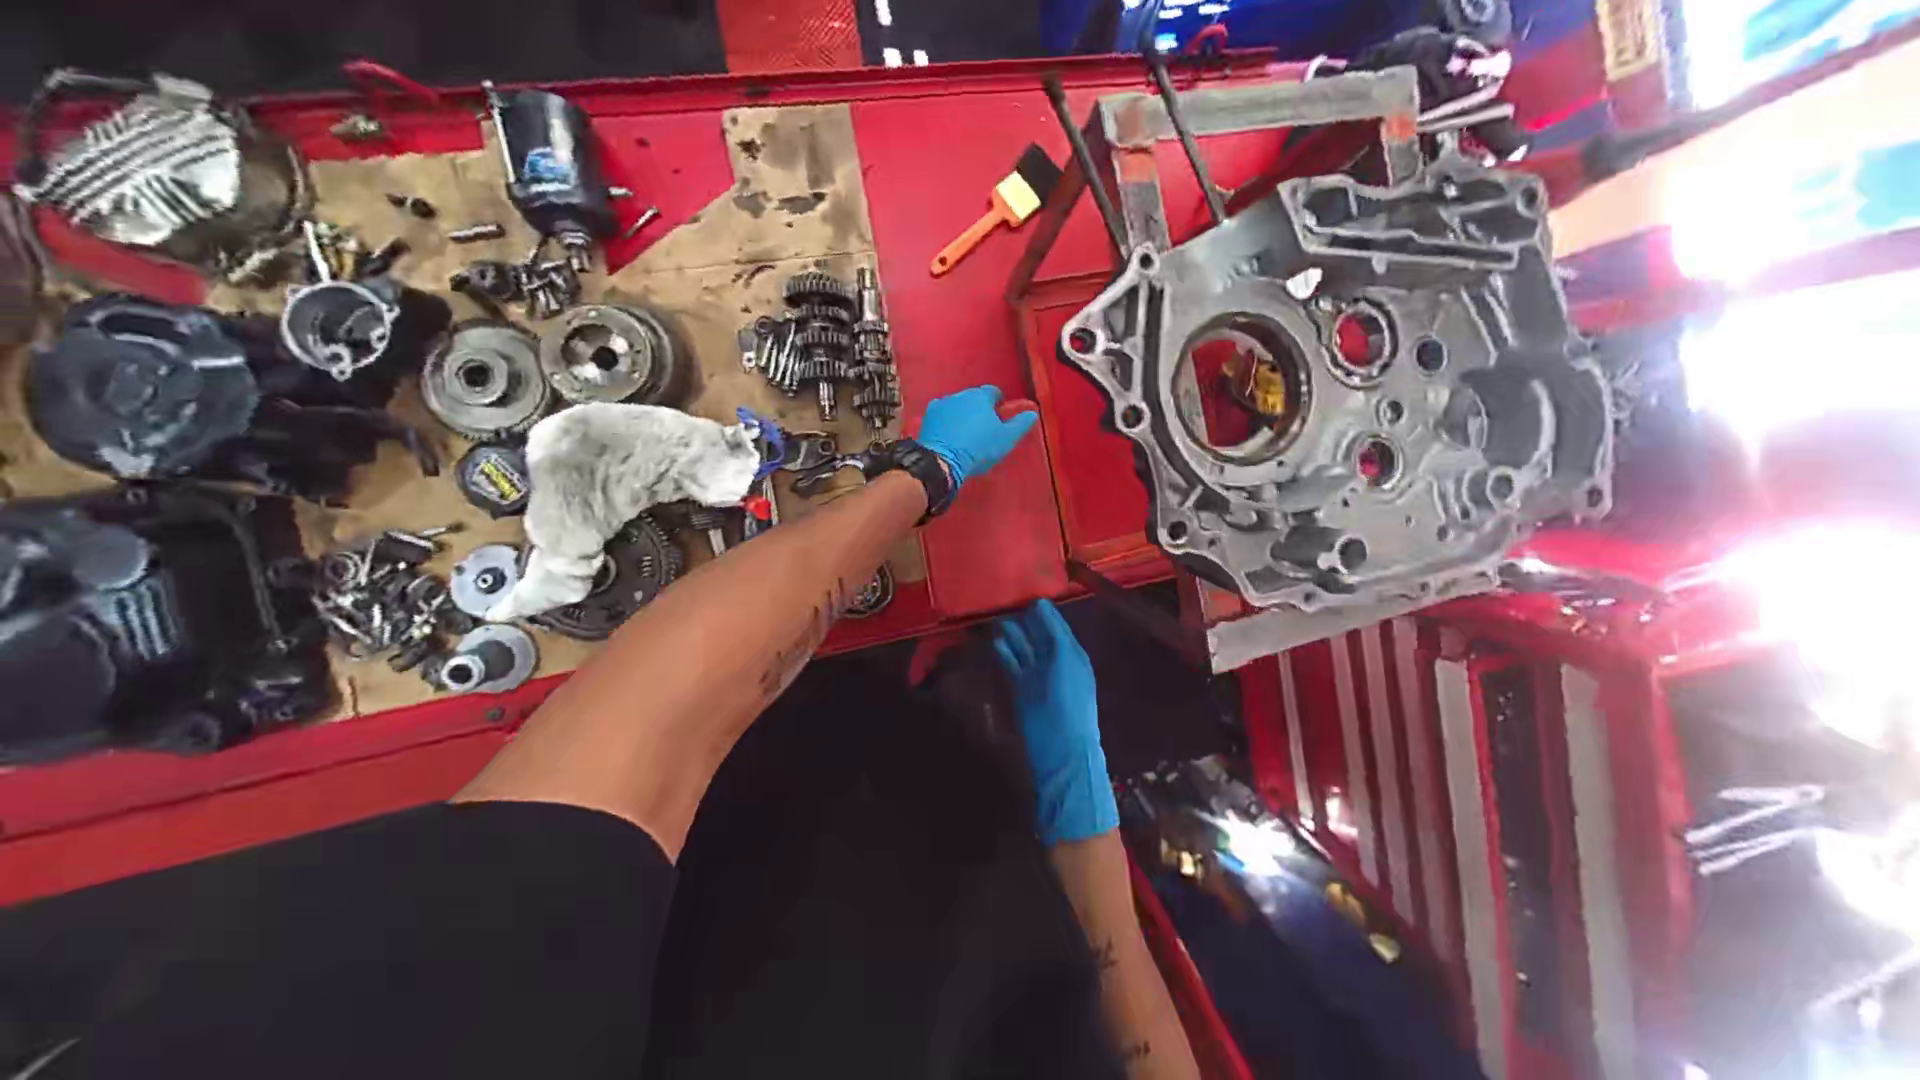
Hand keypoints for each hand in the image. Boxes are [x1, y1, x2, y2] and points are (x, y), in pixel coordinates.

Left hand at [915, 385, 1039, 488]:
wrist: (942, 461)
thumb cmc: (979, 448)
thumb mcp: (1006, 438)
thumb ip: (1021, 424)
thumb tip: (1032, 412)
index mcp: (980, 396)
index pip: (994, 392)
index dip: (999, 404)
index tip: (1000, 417)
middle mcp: (959, 394)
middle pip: (973, 398)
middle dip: (979, 409)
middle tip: (984, 429)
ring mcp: (941, 404)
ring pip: (956, 406)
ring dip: (961, 415)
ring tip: (965, 435)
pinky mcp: (927, 418)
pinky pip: (941, 417)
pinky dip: (946, 423)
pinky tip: (949, 437)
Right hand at [993, 599, 1117, 845]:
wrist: (1062, 752)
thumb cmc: (1069, 703)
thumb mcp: (1066, 661)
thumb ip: (1053, 632)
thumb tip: (1038, 605)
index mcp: (1071, 653)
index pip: (1054, 624)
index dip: (1039, 610)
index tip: (1019, 591)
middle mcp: (1055, 661)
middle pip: (1036, 634)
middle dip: (1021, 621)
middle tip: (999, 603)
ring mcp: (1037, 677)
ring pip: (1023, 648)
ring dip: (1010, 636)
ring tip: (993, 620)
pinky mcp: (1022, 691)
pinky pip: (1013, 666)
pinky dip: (1005, 654)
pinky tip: (995, 643)